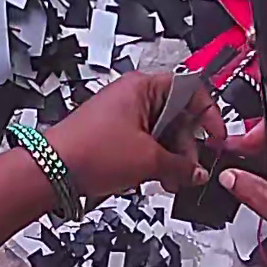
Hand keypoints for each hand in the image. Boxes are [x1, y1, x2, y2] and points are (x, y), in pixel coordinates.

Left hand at [46, 72, 224, 197]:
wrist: (50, 172)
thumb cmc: (86, 151)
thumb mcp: (148, 160)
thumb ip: (182, 166)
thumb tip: (197, 171)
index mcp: (142, 86)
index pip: (192, 89)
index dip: (210, 115)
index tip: (217, 139)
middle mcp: (130, 96)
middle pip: (176, 116)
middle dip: (186, 146)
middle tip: (190, 169)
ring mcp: (119, 116)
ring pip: (159, 133)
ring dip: (169, 158)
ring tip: (170, 179)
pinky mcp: (110, 136)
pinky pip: (141, 144)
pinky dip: (150, 161)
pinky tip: (151, 178)